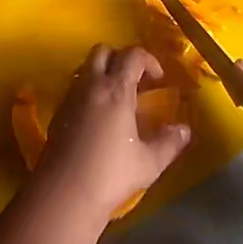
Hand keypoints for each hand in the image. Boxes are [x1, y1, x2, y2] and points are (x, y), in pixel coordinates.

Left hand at [37, 46, 191, 214]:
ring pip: (86, 67)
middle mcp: (91, 85)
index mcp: (115, 90)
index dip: (149, 60)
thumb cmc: (110, 174)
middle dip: (121, 58)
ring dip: (103, 72)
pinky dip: (89, 90)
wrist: (64, 192)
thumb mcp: (149, 162)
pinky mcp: (58, 111)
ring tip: (117, 98)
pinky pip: (75, 86)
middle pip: (103, 51)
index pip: (132, 55)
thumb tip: (184, 129)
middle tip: (136, 82)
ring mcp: (71, 96)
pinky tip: (98, 116)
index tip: (159, 80)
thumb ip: (169, 142)